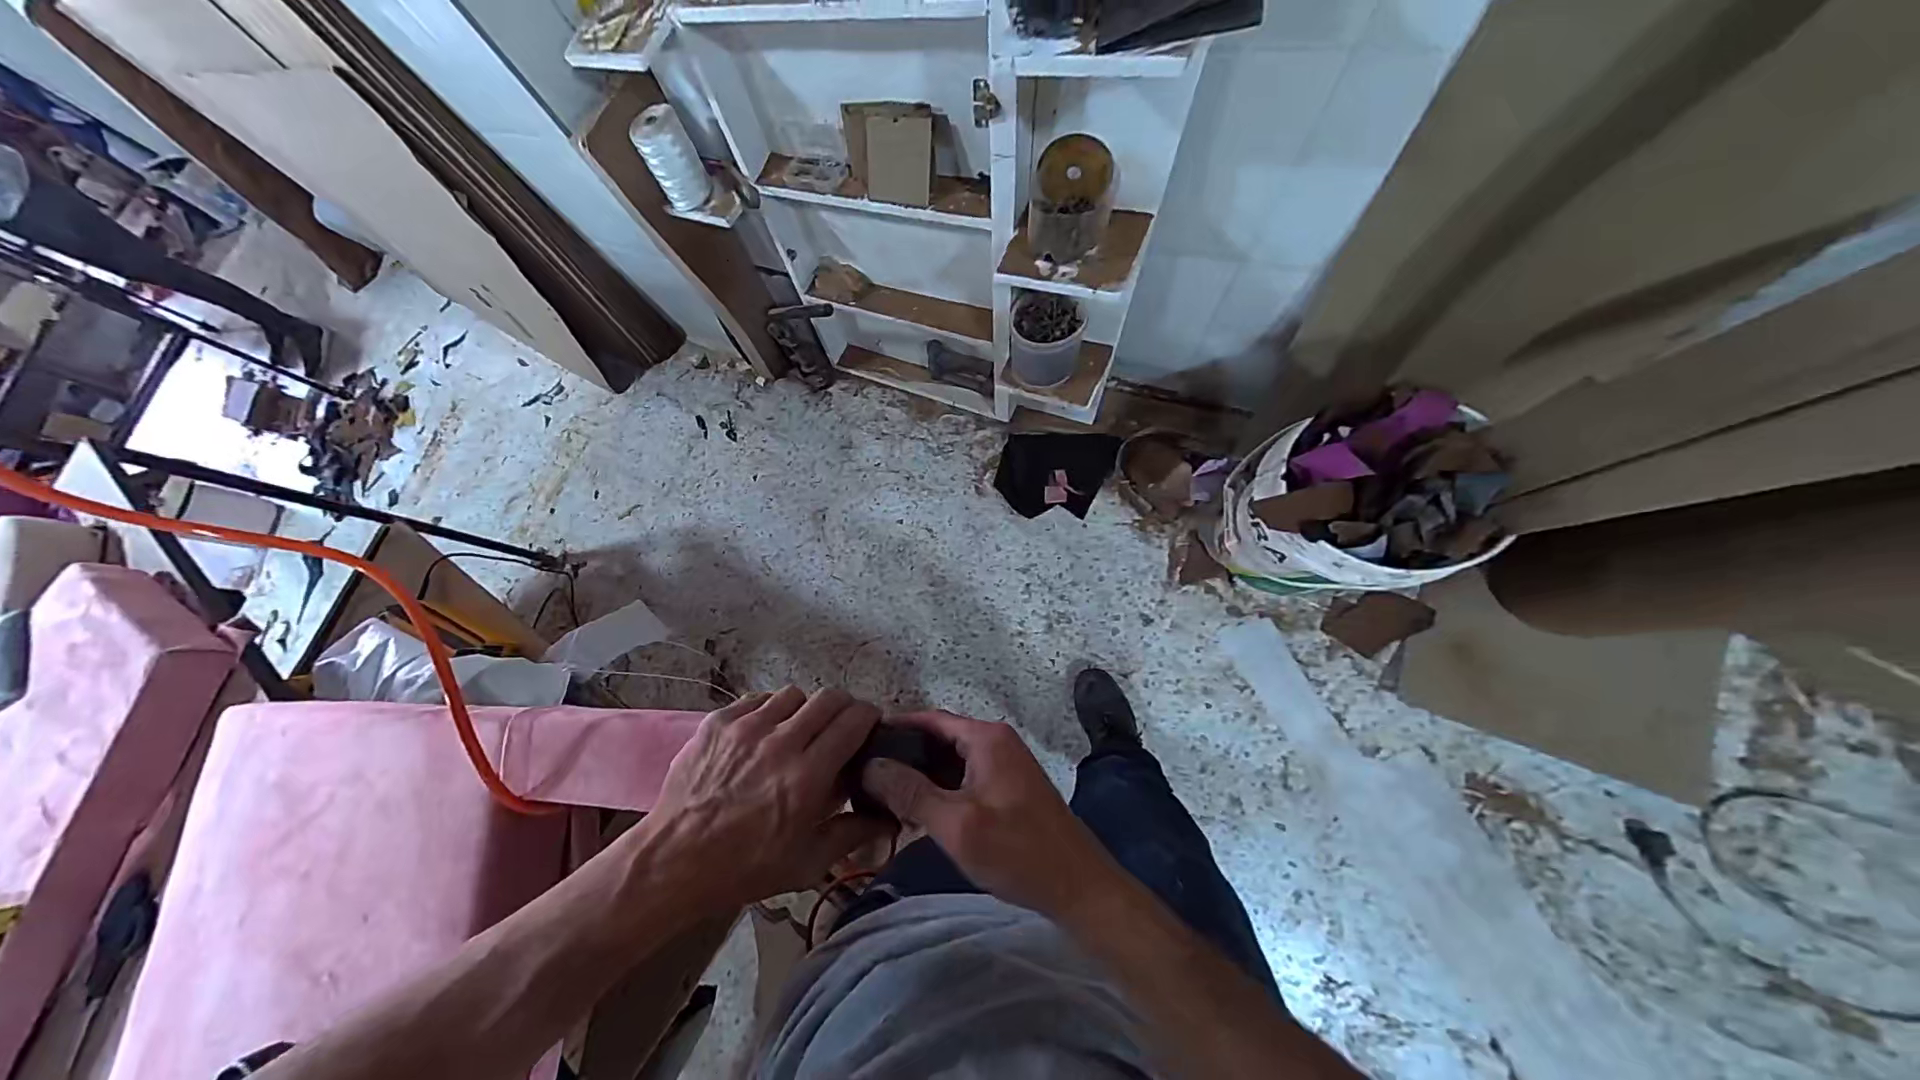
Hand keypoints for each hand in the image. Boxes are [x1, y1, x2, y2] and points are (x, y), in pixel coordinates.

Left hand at [646, 687, 887, 909]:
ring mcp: (746, 728)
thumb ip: (854, 833)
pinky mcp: (718, 722)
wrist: (673, 861)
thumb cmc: (745, 867)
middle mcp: (781, 742)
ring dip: (806, 710)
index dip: (869, 717)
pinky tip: (765, 734)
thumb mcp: (808, 863)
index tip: (870, 727)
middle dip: (844, 708)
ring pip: (795, 694)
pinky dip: (771, 711)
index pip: (854, 720)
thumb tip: (890, 815)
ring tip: (800, 731)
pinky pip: (758, 699)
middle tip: (841, 727)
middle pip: (830, 698)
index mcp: (808, 776)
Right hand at [861, 711, 1116, 917]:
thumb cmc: (1017, 851)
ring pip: (950, 762)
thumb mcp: (956, 824)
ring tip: (881, 799)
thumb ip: (911, 792)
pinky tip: (918, 814)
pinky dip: (941, 791)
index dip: (894, 730)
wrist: (1078, 887)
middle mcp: (997, 742)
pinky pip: (965, 779)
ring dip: (921, 777)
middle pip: (938, 739)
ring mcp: (1005, 765)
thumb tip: (869, 766)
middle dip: (904, 757)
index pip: (929, 720)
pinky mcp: (1008, 789)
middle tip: (864, 779)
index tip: (859, 747)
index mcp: (986, 738)